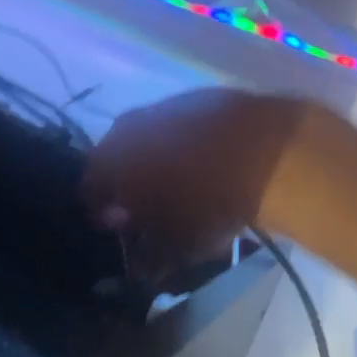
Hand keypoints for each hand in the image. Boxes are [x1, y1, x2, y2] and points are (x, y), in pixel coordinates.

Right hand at [83, 89, 321, 278]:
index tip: (122, 231)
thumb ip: (149, 254)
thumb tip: (140, 260)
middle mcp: (126, 126)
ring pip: (148, 138)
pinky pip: (179, 125)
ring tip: (184, 186)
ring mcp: (162, 106)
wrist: (266, 150)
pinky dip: (185, 143)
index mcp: (109, 160)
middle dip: (128, 183)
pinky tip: (209, 162)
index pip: (89, 189)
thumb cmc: (208, 203)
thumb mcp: (176, 244)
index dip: (103, 213)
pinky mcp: (198, 96)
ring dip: (157, 161)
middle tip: (151, 208)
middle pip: (115, 158)